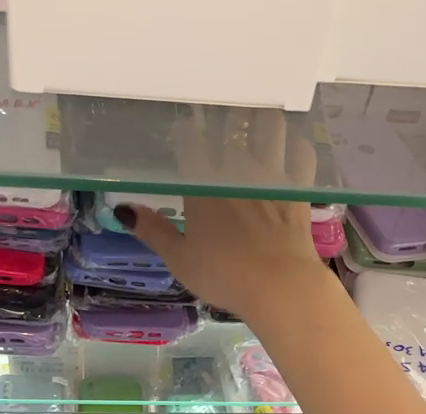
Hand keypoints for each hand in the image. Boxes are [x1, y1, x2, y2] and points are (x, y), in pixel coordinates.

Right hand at [112, 109, 330, 324]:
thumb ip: (153, 231)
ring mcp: (272, 175)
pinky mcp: (298, 188)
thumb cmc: (223, 275)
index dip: (185, 131)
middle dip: (223, 116)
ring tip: (257, 120)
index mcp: (202, 184)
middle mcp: (237, 169)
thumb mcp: (180, 259)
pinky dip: (297, 145)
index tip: (183, 129)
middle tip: (220, 115)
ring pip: (269, 128)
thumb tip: (122, 208)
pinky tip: (292, 146)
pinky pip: (302, 154)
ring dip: (262, 120)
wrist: (279, 286)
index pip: (189, 140)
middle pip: (230, 124)